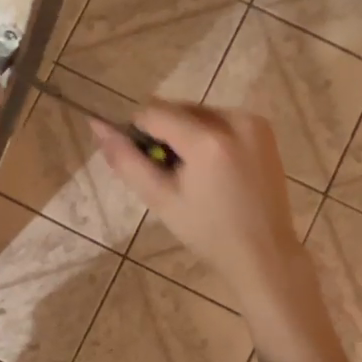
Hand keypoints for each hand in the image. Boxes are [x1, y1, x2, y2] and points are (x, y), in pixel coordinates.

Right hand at [92, 103, 303, 304]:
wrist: (263, 251)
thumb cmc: (207, 232)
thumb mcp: (160, 199)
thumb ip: (127, 160)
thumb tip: (97, 126)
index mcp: (208, 139)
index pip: (154, 112)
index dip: (137, 133)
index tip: (140, 162)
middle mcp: (235, 119)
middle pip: (178, 110)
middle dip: (163, 135)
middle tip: (166, 175)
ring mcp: (254, 122)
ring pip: (198, 114)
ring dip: (183, 135)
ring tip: (188, 175)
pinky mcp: (264, 130)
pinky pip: (220, 121)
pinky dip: (206, 138)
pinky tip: (210, 171)